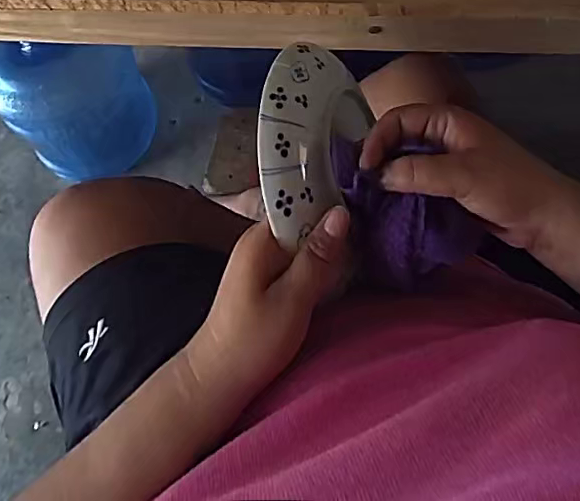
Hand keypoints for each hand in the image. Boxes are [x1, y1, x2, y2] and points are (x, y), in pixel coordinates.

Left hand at [182, 208, 351, 401]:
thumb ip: (317, 257)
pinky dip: (313, 262)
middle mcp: (257, 241)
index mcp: (260, 238)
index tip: (358, 209)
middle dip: (328, 226)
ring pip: (299, 240)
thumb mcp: (292, 300)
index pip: (296, 202)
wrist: (216, 378)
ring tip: (355, 250)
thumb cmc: (253, 341)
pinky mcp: (264, 277)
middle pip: (300, 219)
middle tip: (363, 235)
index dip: (325, 202)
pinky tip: (332, 272)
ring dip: (323, 246)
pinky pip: (294, 257)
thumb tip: (341, 213)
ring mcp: (259, 258)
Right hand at [359, 103, 579, 252]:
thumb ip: (418, 172)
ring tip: (368, 193)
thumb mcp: (462, 176)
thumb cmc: (510, 187)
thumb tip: (377, 176)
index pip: (398, 118)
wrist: (550, 221)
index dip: (377, 138)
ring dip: (388, 174)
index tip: (364, 166)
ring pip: (406, 160)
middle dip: (378, 155)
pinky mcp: (450, 183)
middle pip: (398, 137)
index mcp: (446, 119)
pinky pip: (417, 180)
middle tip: (360, 181)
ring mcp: (446, 159)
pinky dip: (401, 188)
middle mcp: (443, 134)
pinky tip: (389, 203)